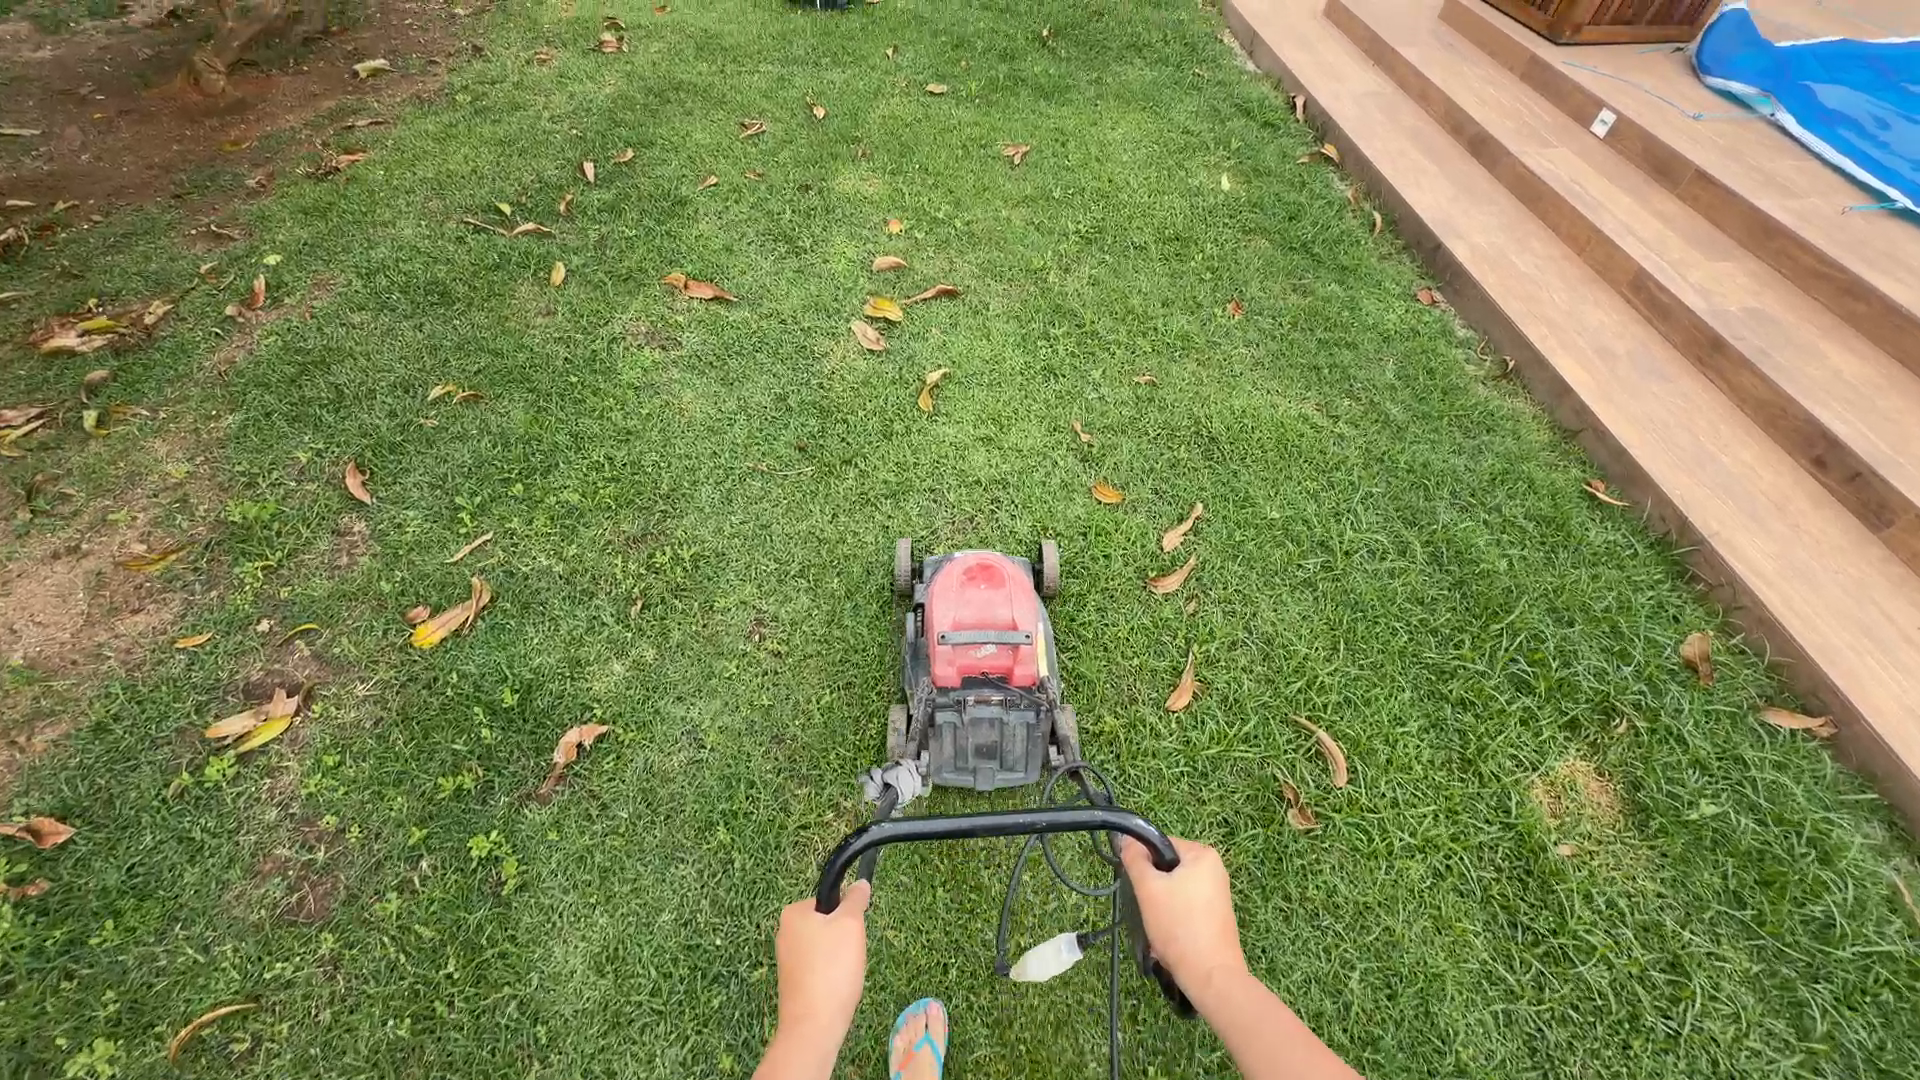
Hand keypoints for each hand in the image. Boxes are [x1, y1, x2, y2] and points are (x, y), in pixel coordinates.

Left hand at [772, 880, 871, 1042]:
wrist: (813, 1026)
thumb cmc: (832, 968)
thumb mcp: (851, 924)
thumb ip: (856, 899)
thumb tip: (860, 883)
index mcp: (793, 912)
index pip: (830, 899)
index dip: (847, 914)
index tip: (853, 932)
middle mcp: (784, 932)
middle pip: (827, 923)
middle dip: (844, 937)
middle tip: (850, 954)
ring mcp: (787, 959)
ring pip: (825, 946)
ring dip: (839, 957)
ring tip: (844, 974)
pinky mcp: (792, 981)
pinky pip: (818, 967)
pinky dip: (830, 974)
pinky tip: (836, 987)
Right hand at [1118, 835, 1248, 1003]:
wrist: (1212, 977)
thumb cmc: (1179, 926)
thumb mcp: (1148, 888)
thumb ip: (1134, 859)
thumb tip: (1127, 839)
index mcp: (1203, 854)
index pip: (1161, 845)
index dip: (1143, 862)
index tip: (1138, 886)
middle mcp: (1215, 869)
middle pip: (1168, 869)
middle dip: (1154, 889)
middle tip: (1148, 908)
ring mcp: (1218, 894)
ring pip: (1174, 890)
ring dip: (1161, 907)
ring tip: (1158, 927)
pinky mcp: (1216, 916)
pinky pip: (1186, 907)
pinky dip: (1174, 919)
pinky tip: (1169, 937)